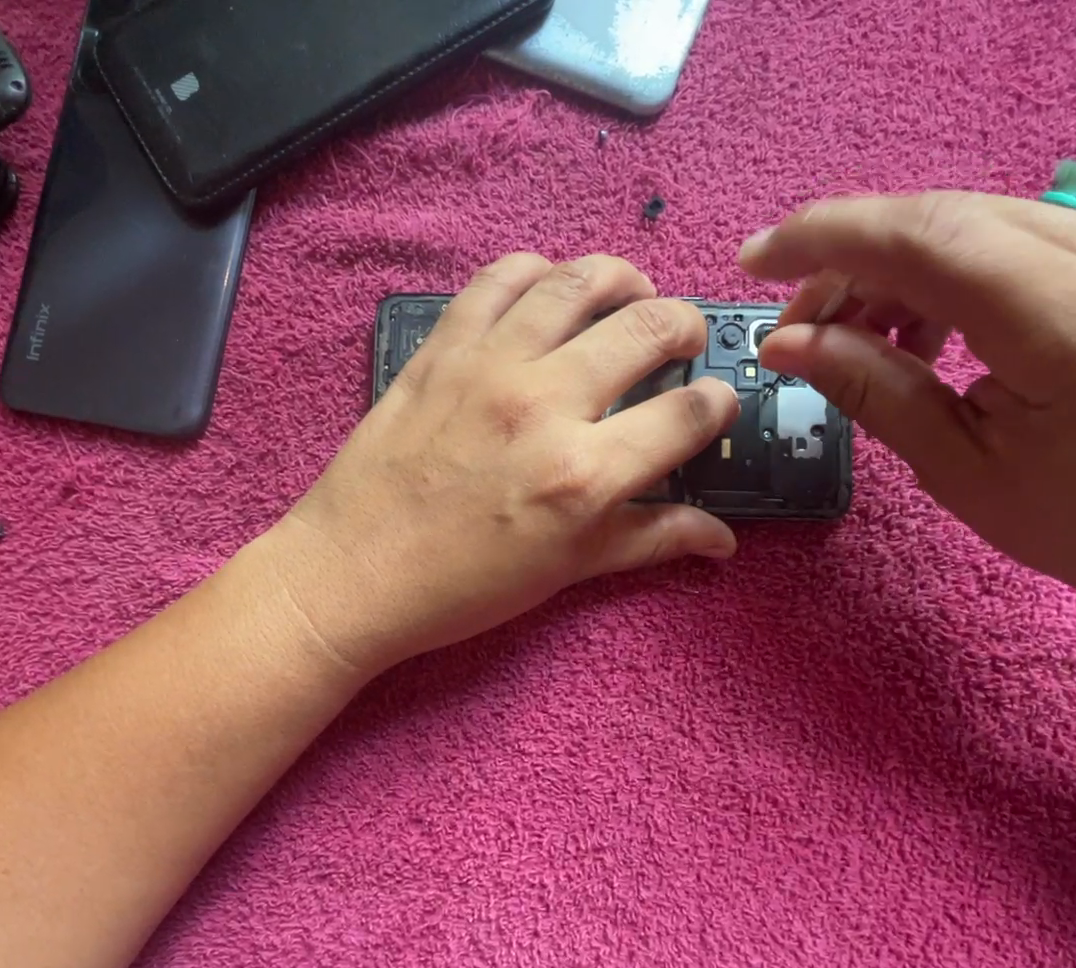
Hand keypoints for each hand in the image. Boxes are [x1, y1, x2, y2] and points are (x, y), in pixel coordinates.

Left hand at [263, 253, 740, 677]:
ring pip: (578, 282)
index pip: (687, 414)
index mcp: (584, 474)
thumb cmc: (461, 586)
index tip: (715, 403)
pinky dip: (537, 272)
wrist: (354, 574)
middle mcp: (544, 405)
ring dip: (622, 278)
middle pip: (647, 327)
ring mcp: (488, 367)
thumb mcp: (566, 572)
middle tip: (682, 341)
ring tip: (632, 294)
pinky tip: (549, 289)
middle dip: (685, 326)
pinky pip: (498, 279)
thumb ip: (649, 540)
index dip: (719, 403)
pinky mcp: (441, 349)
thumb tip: (722, 538)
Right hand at [739, 192, 1075, 660]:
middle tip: (797, 322)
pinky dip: (954, 270)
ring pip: (982, 221)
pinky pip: (1024, 237)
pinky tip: (927, 326)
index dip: (826, 238)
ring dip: (899, 266)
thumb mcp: (962, 469)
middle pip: (949, 219)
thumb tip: (786, 343)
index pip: (928, 238)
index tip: (755, 261)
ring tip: (857, 334)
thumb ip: (872, 388)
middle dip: (852, 259)